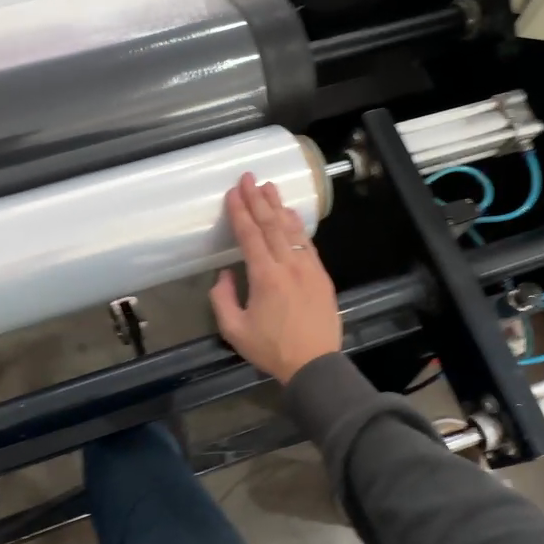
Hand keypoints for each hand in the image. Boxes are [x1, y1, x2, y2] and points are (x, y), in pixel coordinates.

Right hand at [209, 173, 341, 384]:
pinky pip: (307, 243)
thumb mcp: (234, 330)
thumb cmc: (271, 349)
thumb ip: (222, 299)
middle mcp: (288, 266)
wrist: (315, 365)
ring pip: (292, 230)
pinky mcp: (322, 276)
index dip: (240, 212)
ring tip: (269, 187)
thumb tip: (224, 274)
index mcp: (265, 277)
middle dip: (258, 199)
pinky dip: (297, 225)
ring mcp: (308, 269)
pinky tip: (290, 215)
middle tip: (249, 177)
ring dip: (279, 206)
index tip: (233, 193)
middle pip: (271, 225)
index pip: (250, 236)